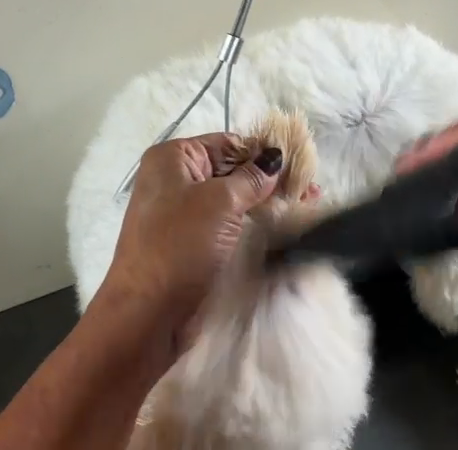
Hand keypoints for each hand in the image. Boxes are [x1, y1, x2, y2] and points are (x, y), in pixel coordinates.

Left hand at [97, 133, 283, 345]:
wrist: (147, 314)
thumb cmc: (180, 245)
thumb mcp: (220, 202)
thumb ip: (252, 178)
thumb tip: (275, 157)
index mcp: (172, 157)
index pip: (228, 143)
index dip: (263, 152)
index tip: (301, 165)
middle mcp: (174, 179)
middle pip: (231, 169)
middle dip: (268, 179)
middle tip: (310, 190)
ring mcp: (181, 212)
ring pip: (231, 198)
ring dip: (264, 201)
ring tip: (303, 207)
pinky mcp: (191, 242)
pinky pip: (227, 222)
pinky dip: (252, 222)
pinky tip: (280, 225)